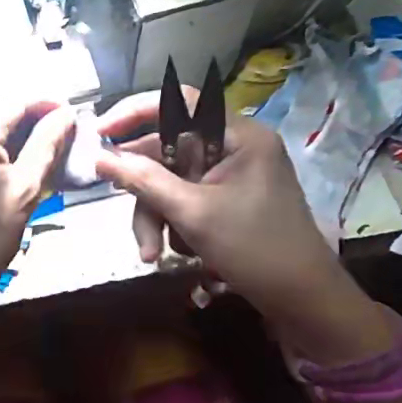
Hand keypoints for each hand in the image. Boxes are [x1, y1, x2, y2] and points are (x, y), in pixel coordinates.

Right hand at [95, 89, 391, 364]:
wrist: (302, 298)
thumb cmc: (254, 249)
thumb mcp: (192, 213)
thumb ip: (143, 181)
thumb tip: (99, 158)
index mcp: (238, 136)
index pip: (178, 103)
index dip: (134, 112)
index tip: (101, 131)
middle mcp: (234, 146)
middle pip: (169, 153)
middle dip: (147, 194)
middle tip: (133, 226)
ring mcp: (231, 174)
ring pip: (172, 181)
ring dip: (157, 217)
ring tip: (153, 254)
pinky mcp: (227, 198)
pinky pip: (185, 198)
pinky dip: (174, 224)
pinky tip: (178, 252)